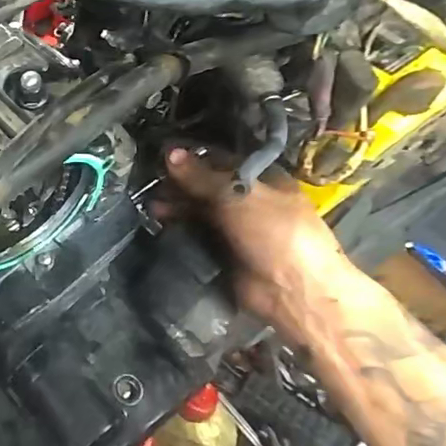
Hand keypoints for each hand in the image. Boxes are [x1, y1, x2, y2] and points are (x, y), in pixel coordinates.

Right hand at [153, 147, 354, 338]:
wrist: (294, 292)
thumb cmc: (277, 233)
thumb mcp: (240, 196)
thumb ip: (203, 177)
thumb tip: (170, 152)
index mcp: (263, 179)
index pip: (222, 160)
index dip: (194, 156)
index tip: (162, 154)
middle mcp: (248, 201)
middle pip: (208, 186)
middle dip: (180, 183)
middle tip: (151, 182)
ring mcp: (235, 228)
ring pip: (199, 210)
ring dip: (176, 205)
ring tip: (152, 206)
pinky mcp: (222, 252)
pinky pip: (196, 234)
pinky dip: (178, 228)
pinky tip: (159, 222)